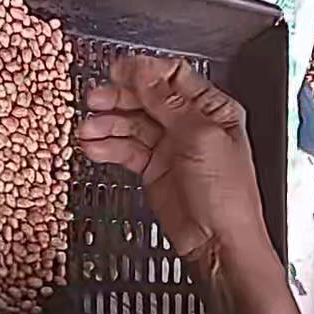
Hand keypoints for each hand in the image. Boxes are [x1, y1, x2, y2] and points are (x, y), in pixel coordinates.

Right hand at [78, 54, 271, 278]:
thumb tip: (144, 72)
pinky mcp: (154, 171)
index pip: (174, 77)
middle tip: (94, 99)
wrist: (219, 242)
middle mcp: (190, 125)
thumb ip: (168, 103)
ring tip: (87, 130)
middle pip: (147, 99)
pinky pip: (127, 152)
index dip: (144, 72)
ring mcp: (170, 148)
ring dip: (108, 125)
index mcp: (212, 109)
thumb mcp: (200, 137)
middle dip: (120, 98)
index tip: (117, 71)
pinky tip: (93, 147)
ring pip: (133, 126)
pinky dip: (109, 148)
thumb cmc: (226, 194)